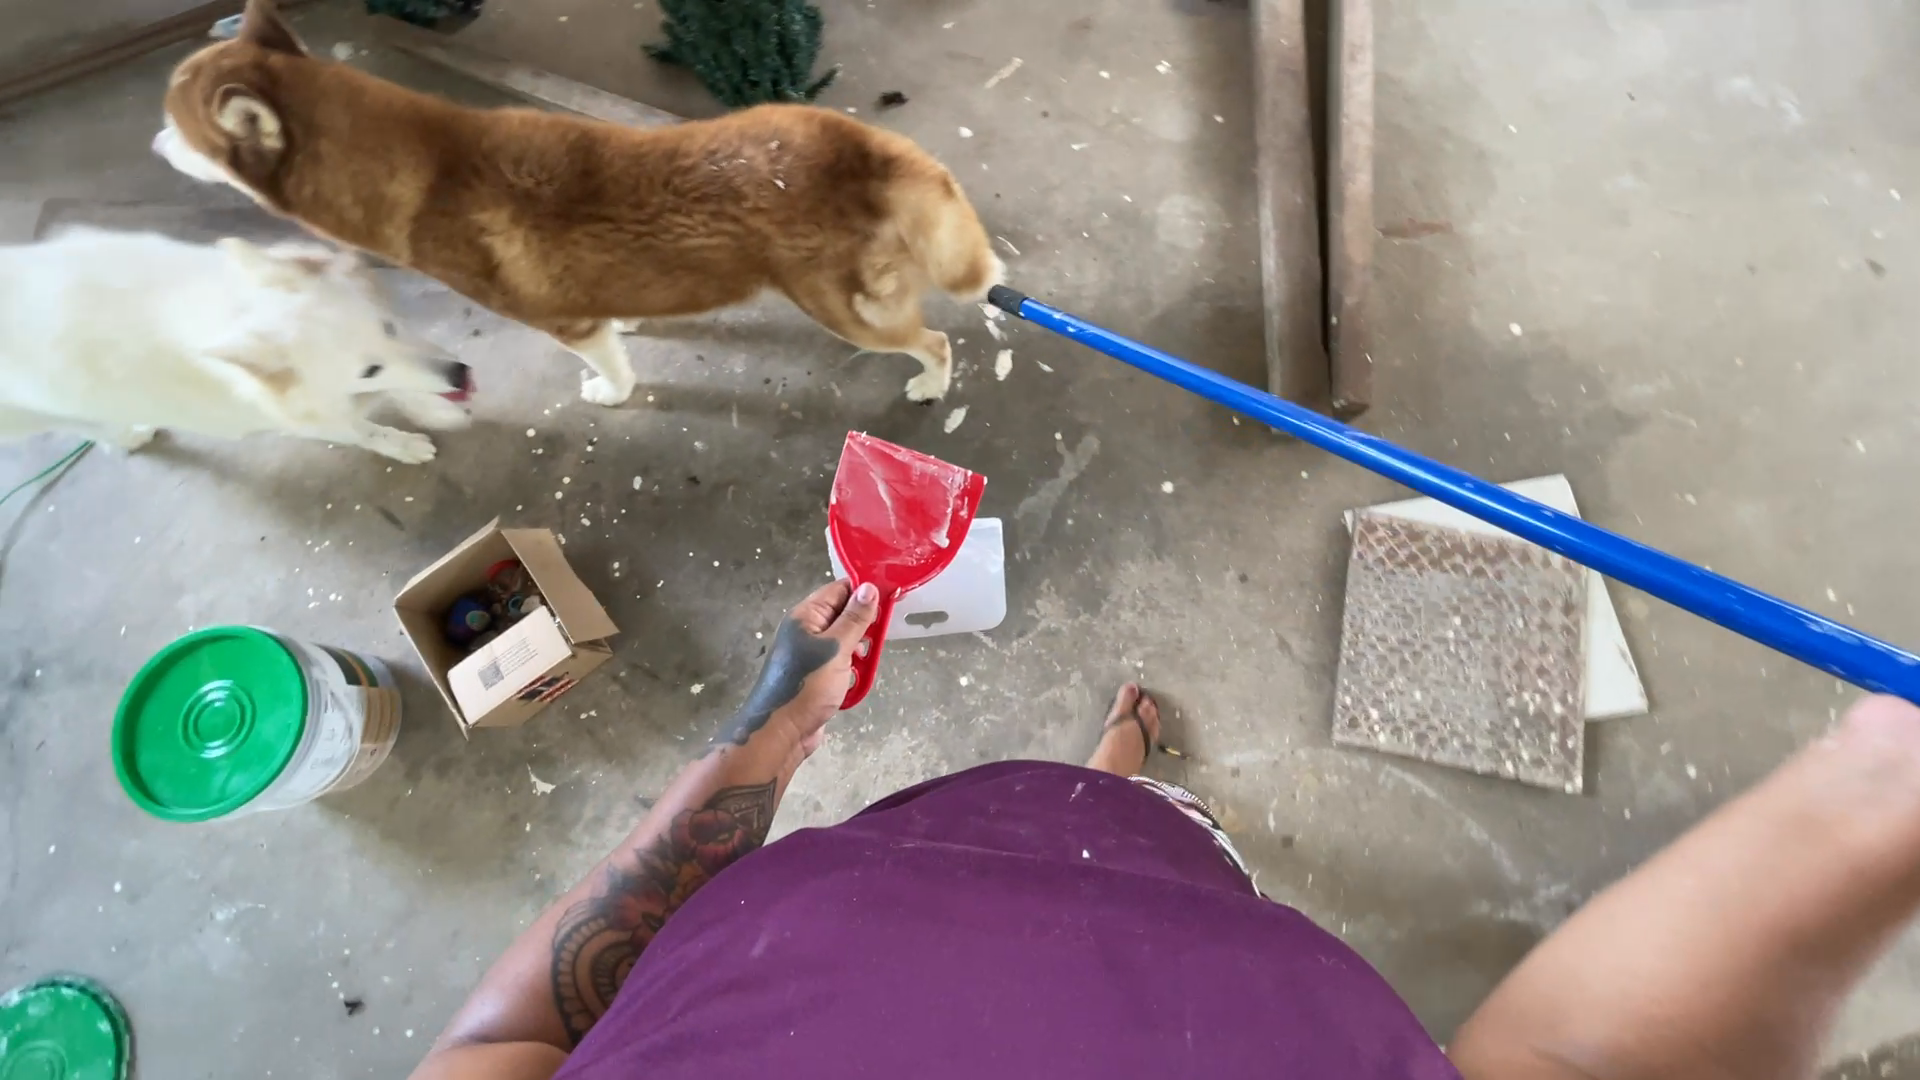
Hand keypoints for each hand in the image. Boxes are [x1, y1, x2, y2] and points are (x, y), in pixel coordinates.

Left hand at [710, 580, 879, 753]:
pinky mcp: (817, 675)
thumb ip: (855, 618)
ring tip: (865, 664)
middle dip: (865, 626)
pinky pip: (841, 663)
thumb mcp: (836, 648)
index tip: (891, 597)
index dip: (864, 591)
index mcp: (806, 616)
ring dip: (860, 651)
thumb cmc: (806, 686)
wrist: (781, 734)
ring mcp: (811, 654)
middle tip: (878, 639)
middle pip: (845, 615)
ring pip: (846, 641)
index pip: (840, 589)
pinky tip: (856, 681)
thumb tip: (869, 587)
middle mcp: (807, 630)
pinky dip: (852, 670)